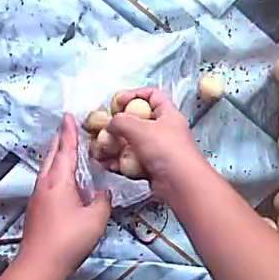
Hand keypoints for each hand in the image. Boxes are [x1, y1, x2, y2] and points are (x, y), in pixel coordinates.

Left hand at [16, 114, 112, 273]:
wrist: (39, 264)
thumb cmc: (68, 239)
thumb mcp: (96, 219)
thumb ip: (103, 202)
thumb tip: (103, 193)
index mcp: (59, 181)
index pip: (66, 149)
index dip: (69, 132)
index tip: (68, 116)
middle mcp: (45, 184)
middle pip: (51, 156)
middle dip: (59, 141)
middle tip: (66, 128)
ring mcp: (38, 197)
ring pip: (47, 169)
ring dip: (56, 157)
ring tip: (65, 151)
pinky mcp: (37, 209)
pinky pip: (47, 182)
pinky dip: (55, 173)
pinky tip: (63, 181)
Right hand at [106, 88, 209, 202]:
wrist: (181, 185)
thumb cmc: (165, 149)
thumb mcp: (140, 128)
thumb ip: (121, 121)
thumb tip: (110, 123)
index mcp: (168, 115)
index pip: (152, 95)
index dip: (133, 94)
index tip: (116, 103)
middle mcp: (164, 131)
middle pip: (138, 121)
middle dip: (118, 125)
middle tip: (102, 129)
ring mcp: (157, 151)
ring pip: (132, 144)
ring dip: (114, 146)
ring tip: (98, 149)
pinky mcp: (152, 169)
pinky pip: (131, 162)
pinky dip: (118, 162)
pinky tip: (105, 164)